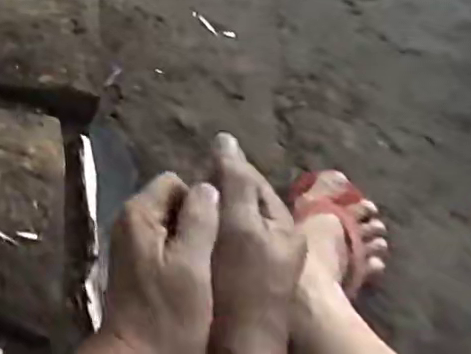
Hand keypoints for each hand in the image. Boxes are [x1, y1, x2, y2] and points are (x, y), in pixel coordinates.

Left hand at [88, 173, 219, 353]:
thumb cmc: (168, 314)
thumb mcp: (192, 266)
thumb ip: (199, 221)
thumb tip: (207, 186)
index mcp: (138, 211)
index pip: (173, 182)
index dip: (200, 202)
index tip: (219, 231)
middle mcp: (128, 218)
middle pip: (169, 202)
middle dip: (195, 221)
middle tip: (217, 253)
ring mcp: (128, 241)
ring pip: (167, 225)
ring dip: (188, 241)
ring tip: (208, 268)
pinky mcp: (132, 263)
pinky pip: (159, 244)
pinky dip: (177, 255)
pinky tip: (192, 280)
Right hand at [206, 134, 304, 353]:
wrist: (248, 342)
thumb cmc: (245, 279)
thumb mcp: (240, 222)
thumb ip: (234, 179)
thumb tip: (225, 138)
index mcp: (283, 224)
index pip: (249, 177)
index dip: (222, 165)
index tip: (194, 164)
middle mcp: (278, 239)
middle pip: (242, 197)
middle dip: (215, 188)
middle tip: (188, 188)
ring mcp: (264, 259)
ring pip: (232, 218)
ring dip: (211, 209)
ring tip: (187, 208)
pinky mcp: (247, 276)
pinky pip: (226, 239)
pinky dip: (210, 230)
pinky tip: (194, 232)